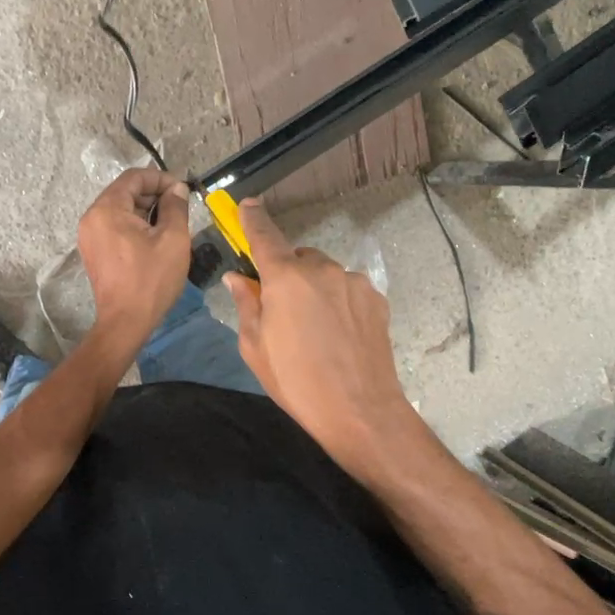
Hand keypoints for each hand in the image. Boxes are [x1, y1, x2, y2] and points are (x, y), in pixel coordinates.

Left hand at [77, 168, 191, 341]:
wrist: (125, 321)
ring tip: (170, 225)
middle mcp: (91, 218)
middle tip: (179, 208)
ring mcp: (89, 236)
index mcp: (106, 209)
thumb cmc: (151, 279)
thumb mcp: (173, 238)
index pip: (133, 177)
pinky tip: (153, 239)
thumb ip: (175, 207)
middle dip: (153, 195)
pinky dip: (134, 226)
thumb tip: (176, 189)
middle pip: (124, 192)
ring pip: (120, 210)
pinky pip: (114, 227)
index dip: (161, 178)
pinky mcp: (93, 252)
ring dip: (146, 211)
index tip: (182, 191)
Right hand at [222, 198, 414, 465]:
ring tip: (312, 331)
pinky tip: (336, 335)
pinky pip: (346, 290)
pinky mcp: (375, 299)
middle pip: (297, 258)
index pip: (264, 236)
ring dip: (313, 290)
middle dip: (286, 275)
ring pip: (324, 274)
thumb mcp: (255, 347)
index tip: (247, 205)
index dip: (252, 219)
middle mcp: (322, 270)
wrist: (359, 409)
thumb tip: (239, 279)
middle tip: (280, 312)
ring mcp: (354, 282)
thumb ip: (247, 305)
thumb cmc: (296, 381)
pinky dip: (336, 302)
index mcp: (286, 279)